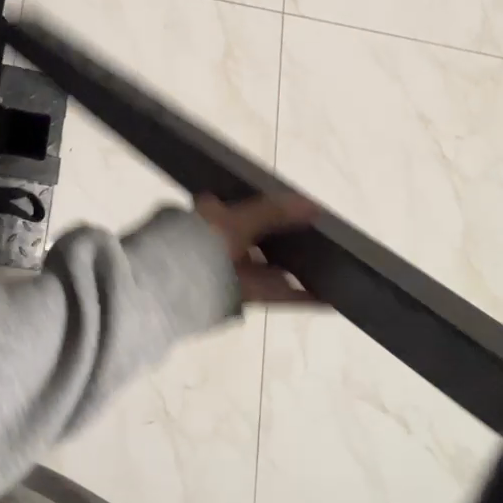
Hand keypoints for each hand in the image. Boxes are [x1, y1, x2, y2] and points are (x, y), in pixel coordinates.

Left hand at [194, 193, 321, 304]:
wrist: (175, 287)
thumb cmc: (202, 242)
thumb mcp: (238, 220)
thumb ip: (273, 212)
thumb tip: (312, 203)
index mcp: (211, 213)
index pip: (244, 205)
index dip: (270, 207)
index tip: (301, 211)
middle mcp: (217, 239)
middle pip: (258, 238)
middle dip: (286, 241)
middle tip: (319, 241)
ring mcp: (227, 268)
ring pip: (267, 267)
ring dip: (295, 270)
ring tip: (327, 270)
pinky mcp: (237, 295)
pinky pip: (272, 293)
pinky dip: (297, 296)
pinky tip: (324, 299)